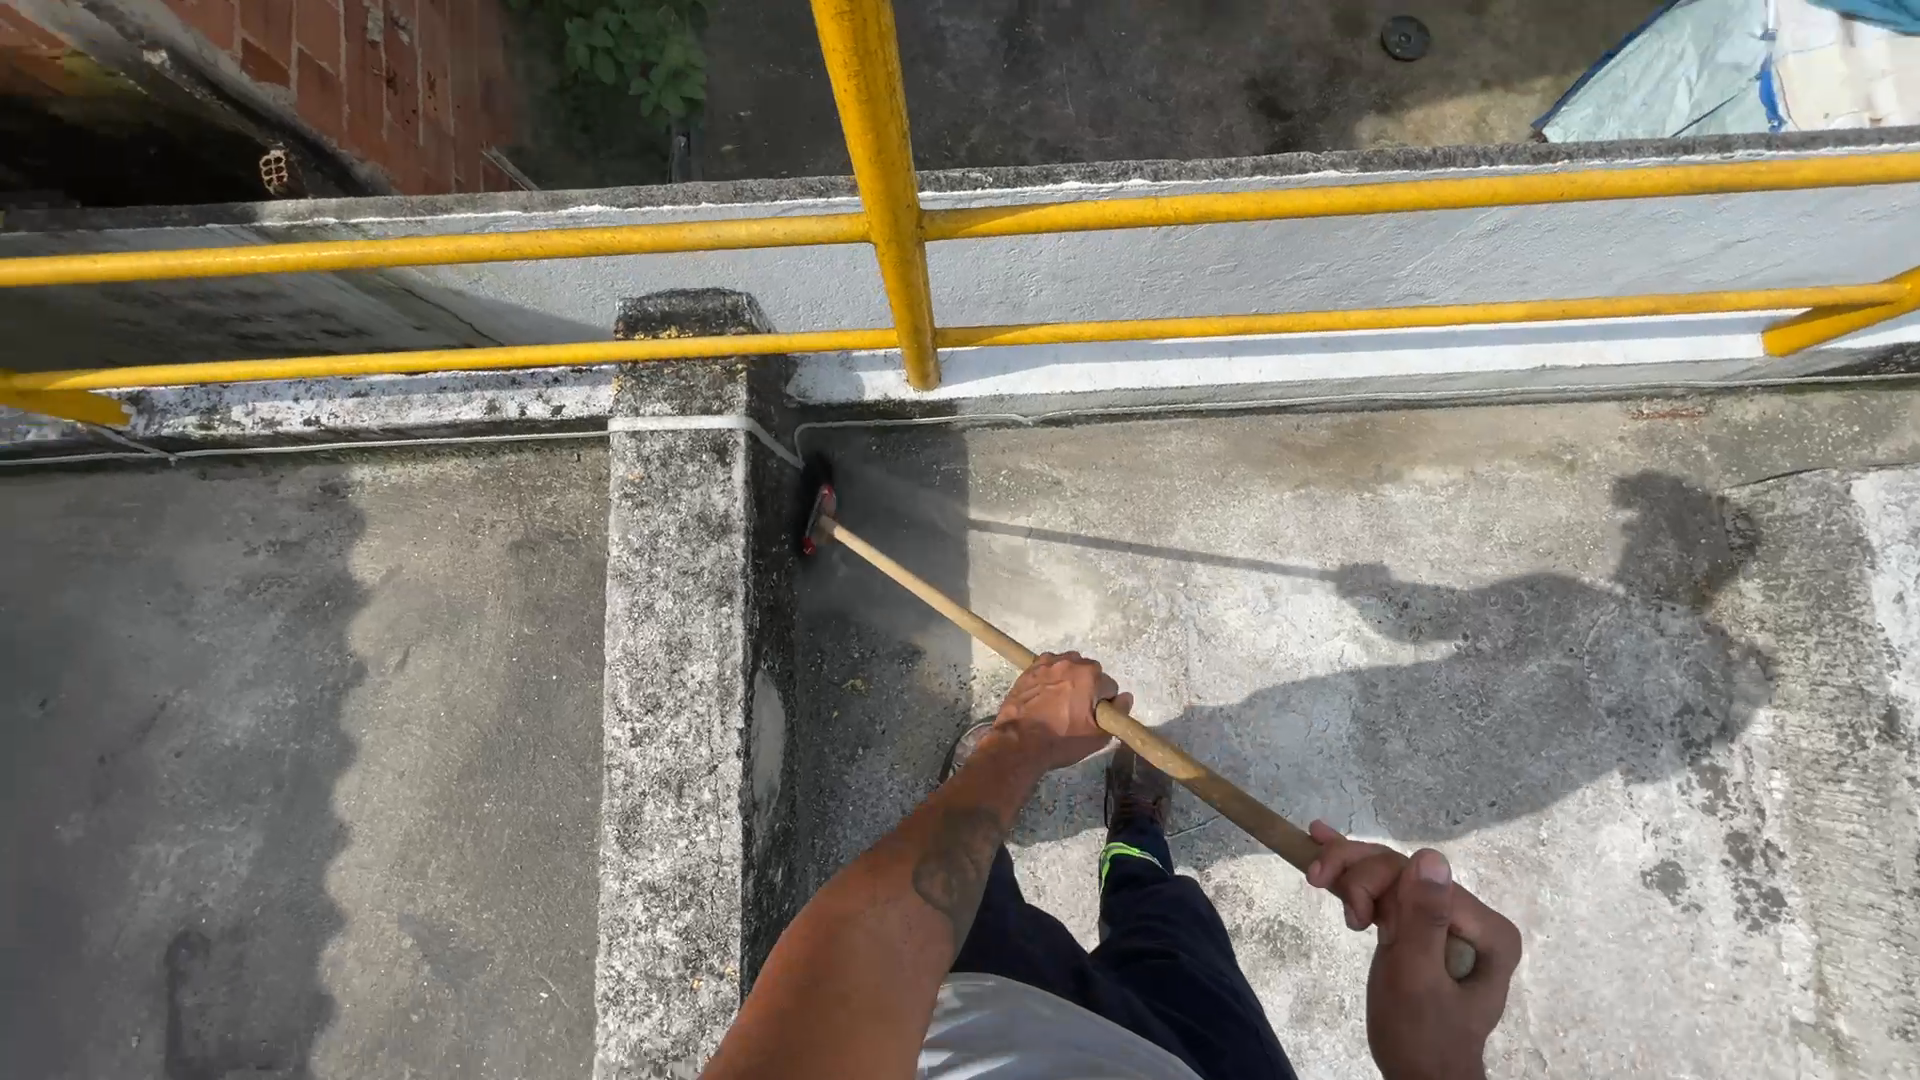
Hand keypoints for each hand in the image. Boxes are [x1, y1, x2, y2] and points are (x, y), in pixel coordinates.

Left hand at [992, 652, 1128, 771]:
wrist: (1020, 741)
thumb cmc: (1062, 740)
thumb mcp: (1098, 735)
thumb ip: (1117, 713)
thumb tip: (1125, 697)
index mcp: (1090, 675)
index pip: (1108, 686)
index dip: (1104, 703)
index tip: (1094, 717)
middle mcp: (1070, 662)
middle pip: (1088, 672)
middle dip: (1087, 687)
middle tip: (1077, 710)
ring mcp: (1047, 663)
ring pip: (1067, 666)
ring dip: (1069, 678)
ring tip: (1060, 701)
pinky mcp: (1029, 669)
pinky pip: (1047, 667)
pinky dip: (1050, 677)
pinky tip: (1045, 694)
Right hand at [1306, 821, 1521, 1079]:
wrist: (1418, 1077)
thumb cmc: (1420, 1034)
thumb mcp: (1416, 975)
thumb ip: (1424, 918)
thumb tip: (1431, 857)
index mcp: (1485, 928)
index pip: (1417, 876)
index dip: (1372, 881)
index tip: (1347, 913)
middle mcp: (1472, 917)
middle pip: (1400, 869)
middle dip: (1356, 875)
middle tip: (1316, 881)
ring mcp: (1446, 921)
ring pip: (1387, 873)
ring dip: (1348, 874)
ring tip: (1315, 874)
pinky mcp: (1421, 928)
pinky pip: (1386, 891)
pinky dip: (1353, 875)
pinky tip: (1324, 845)